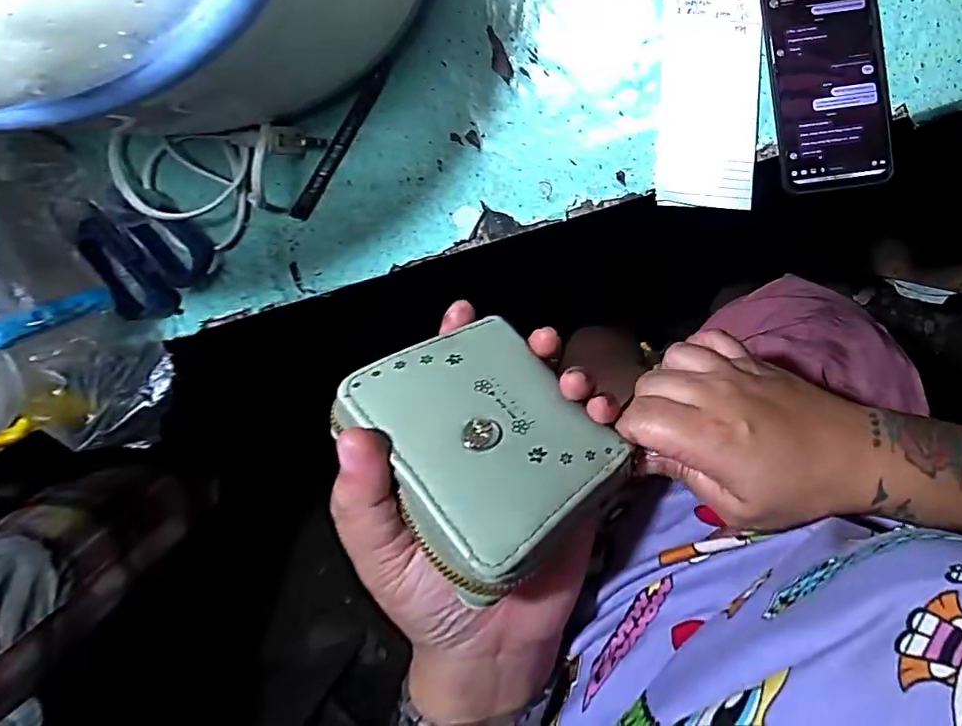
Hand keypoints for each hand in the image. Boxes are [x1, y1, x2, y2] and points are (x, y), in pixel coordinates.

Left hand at [331, 301, 596, 723]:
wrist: (490, 649)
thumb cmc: (425, 594)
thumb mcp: (381, 553)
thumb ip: (363, 502)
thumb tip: (354, 438)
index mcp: (450, 448)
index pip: (451, 385)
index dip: (456, 344)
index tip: (462, 313)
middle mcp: (498, 442)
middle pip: (516, 380)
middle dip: (530, 350)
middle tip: (538, 342)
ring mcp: (541, 459)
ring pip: (561, 401)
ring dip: (573, 377)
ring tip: (572, 384)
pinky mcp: (579, 482)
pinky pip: (597, 442)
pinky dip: (607, 419)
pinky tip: (605, 415)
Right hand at [613, 330, 874, 530]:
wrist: (851, 451)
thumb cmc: (796, 490)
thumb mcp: (738, 508)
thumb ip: (686, 477)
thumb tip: (647, 457)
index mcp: (708, 436)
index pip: (640, 415)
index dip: (629, 433)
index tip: (641, 450)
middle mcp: (715, 392)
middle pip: (650, 382)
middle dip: (643, 407)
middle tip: (659, 432)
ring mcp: (734, 368)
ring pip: (672, 354)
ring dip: (666, 378)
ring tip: (680, 403)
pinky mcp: (751, 356)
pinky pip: (708, 336)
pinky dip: (695, 351)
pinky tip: (703, 374)